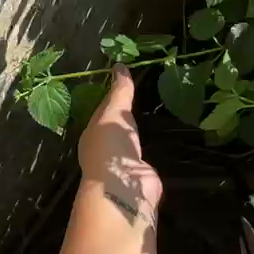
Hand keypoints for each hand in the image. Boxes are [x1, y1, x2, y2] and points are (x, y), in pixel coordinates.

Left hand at [78, 65, 162, 227]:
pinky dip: (153, 145)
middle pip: (116, 126)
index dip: (114, 94)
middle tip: (142, 90)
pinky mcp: (143, 174)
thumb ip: (119, 92)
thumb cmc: (110, 147)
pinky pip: (147, 153)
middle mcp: (106, 149)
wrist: (124, 189)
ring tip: (154, 110)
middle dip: (125, 113)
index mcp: (93, 133)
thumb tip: (119, 64)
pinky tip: (160, 136)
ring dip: (138, 130)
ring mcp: (124, 163)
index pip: (103, 109)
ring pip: (131, 139)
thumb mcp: (113, 114)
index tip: (125, 78)